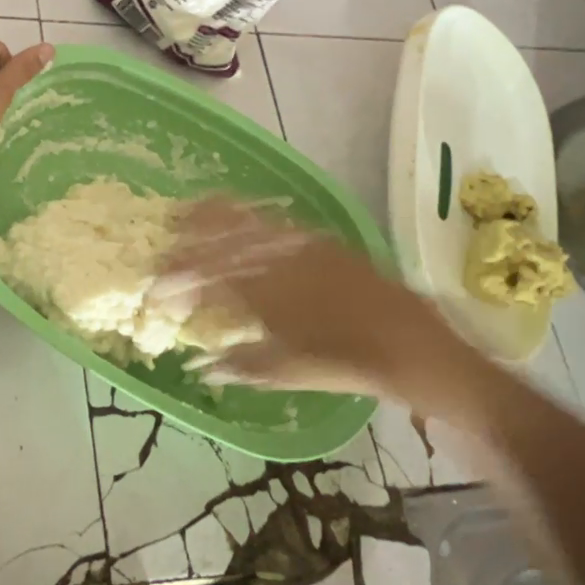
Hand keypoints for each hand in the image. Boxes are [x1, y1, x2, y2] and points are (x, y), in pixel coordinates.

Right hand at [161, 199, 469, 397]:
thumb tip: (203, 367)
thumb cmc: (358, 370)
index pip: (209, 278)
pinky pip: (283, 225)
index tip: (158, 285)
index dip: (179, 278)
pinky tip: (251, 220)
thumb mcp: (297, 375)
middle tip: (168, 227)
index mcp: (270, 294)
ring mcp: (310, 249)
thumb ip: (246, 366)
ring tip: (195, 210)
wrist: (427, 354)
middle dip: (193, 230)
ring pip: (253, 223)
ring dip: (220, 217)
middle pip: (227, 235)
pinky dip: (257, 219)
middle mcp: (285, 262)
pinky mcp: (331, 246)